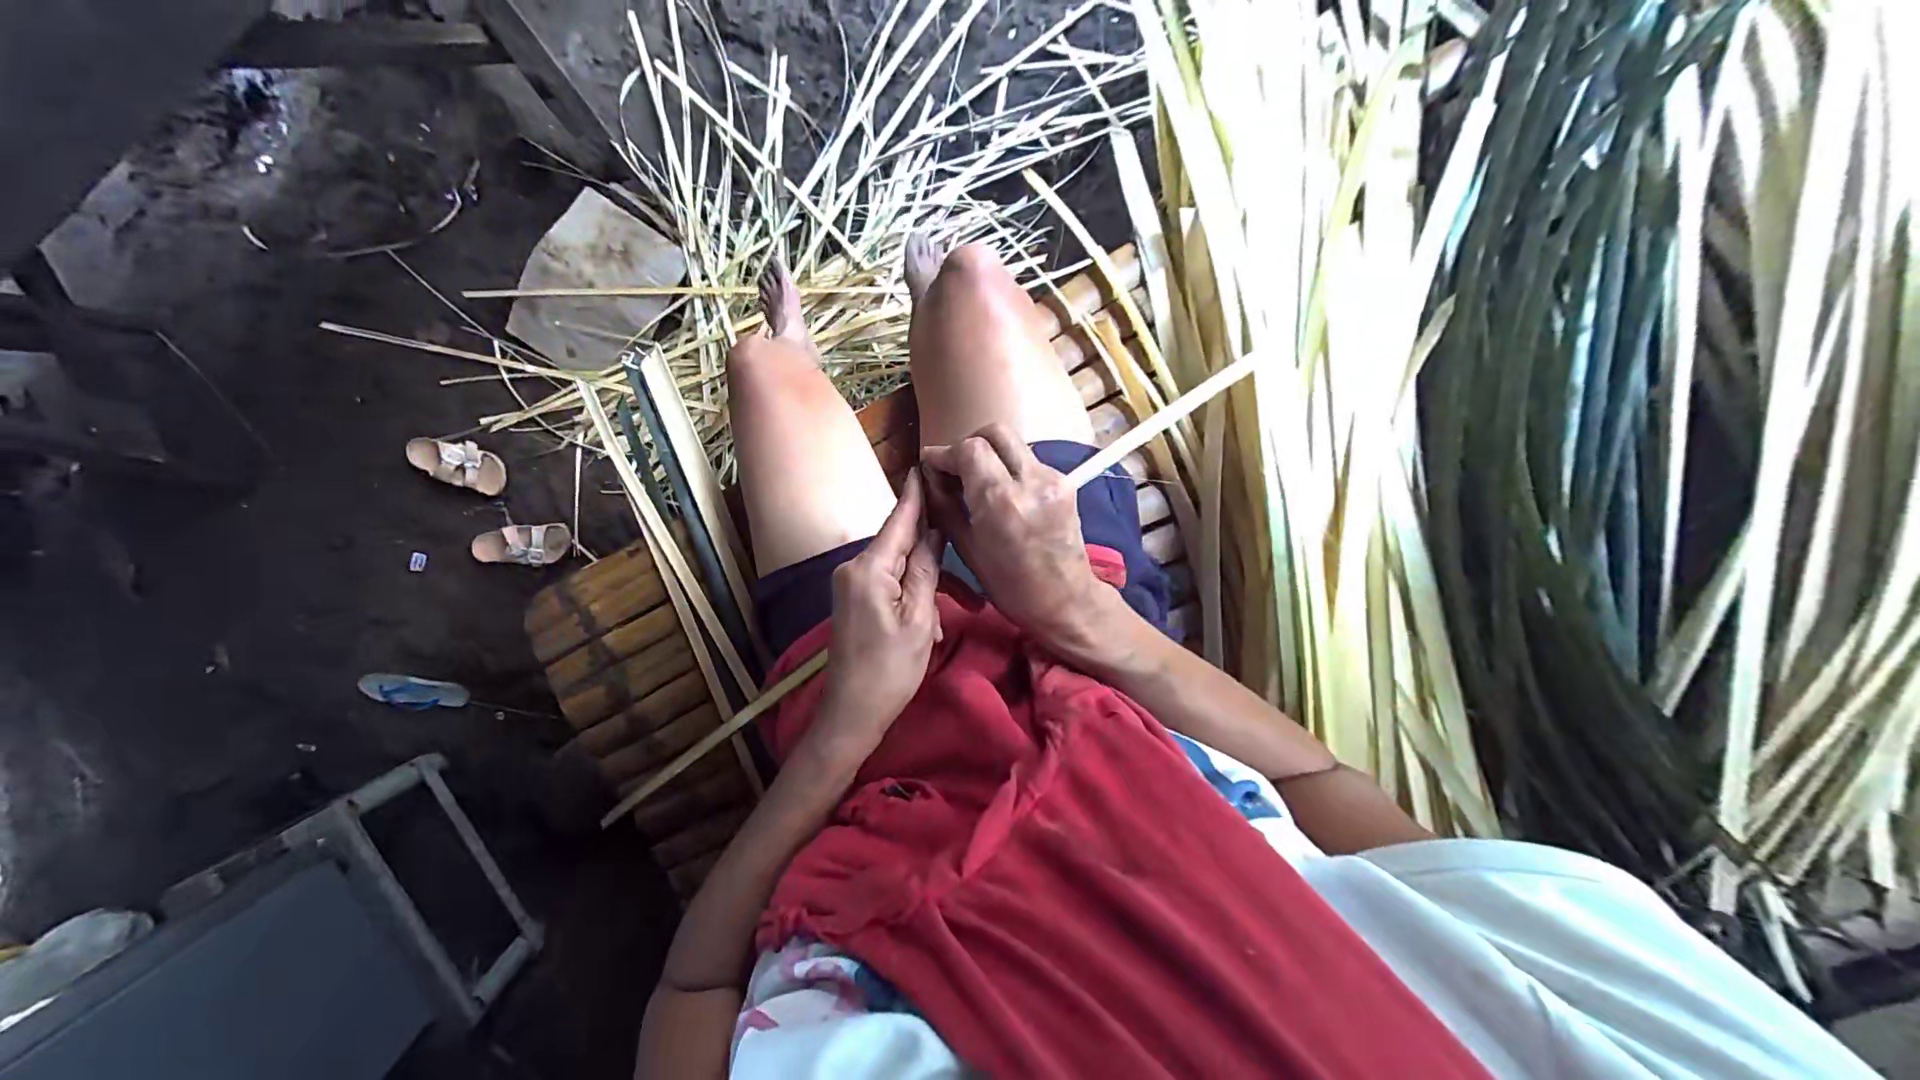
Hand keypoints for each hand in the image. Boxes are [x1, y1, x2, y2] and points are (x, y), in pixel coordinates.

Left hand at [820, 470, 943, 741]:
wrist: (852, 712)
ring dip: (929, 588)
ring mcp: (851, 585)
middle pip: (903, 548)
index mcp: (869, 569)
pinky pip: (889, 586)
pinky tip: (931, 626)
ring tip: (953, 618)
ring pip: (900, 570)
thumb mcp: (919, 619)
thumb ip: (926, 570)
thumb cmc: (890, 669)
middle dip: (938, 562)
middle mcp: (853, 568)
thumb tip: (935, 533)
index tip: (925, 465)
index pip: (899, 521)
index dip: (916, 495)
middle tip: (972, 585)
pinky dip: (913, 599)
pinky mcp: (853, 600)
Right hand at [921, 423, 1114, 659]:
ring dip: (992, 455)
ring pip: (1015, 444)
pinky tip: (1004, 494)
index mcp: (1001, 501)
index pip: (970, 448)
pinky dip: (1011, 469)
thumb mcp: (967, 547)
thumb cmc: (1011, 586)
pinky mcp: (1065, 484)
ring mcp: (1053, 480)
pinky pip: (1030, 462)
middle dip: (971, 444)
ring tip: (979, 482)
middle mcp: (1031, 482)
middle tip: (958, 467)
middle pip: (995, 433)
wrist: (1065, 600)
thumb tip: (929, 474)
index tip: (934, 465)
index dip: (946, 453)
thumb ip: (944, 504)